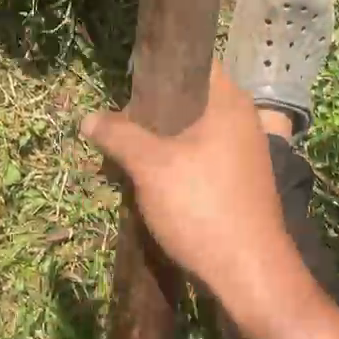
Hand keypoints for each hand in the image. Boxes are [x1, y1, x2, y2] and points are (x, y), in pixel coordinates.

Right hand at [79, 60, 298, 310]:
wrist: (251, 277)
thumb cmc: (203, 207)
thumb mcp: (150, 166)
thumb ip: (119, 135)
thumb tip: (88, 118)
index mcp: (228, 102)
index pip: (194, 61)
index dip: (161, 63)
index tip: (128, 77)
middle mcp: (240, 120)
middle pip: (187, 98)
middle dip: (149, 111)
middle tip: (116, 122)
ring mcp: (242, 152)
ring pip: (189, 132)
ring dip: (156, 142)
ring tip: (122, 155)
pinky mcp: (238, 182)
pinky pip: (198, 157)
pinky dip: (172, 163)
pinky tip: (145, 181)